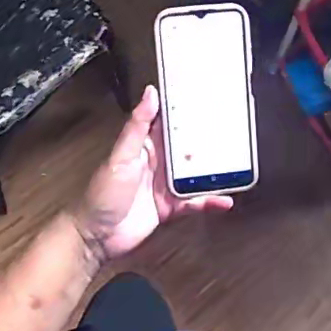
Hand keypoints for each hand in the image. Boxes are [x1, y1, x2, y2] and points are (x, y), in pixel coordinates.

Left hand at [68, 85, 233, 262]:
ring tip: (234, 165)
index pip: (168, 122)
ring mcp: (165, 185)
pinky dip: (209, 201)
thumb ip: (138, 125)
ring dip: (212, 171)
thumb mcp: (121, 156)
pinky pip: (195, 202)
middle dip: (207, 141)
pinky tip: (224, 200)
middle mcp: (158, 163)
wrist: (96, 237)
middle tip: (230, 131)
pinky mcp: (170, 207)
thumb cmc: (100, 195)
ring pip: (195, 174)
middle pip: (187, 148)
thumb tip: (150, 93)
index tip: (206, 97)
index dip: (185, 111)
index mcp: (145, 145)